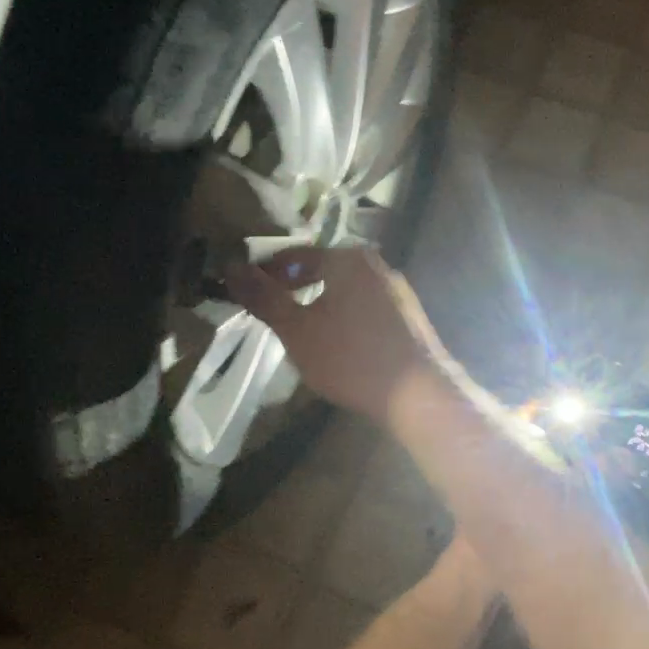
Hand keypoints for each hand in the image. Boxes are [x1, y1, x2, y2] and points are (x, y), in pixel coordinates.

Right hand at [225, 246, 447, 425]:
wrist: (419, 394)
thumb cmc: (351, 357)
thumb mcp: (297, 329)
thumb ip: (264, 297)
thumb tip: (230, 267)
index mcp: (349, 259)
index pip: (295, 255)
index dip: (267, 272)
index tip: (247, 292)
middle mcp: (377, 265)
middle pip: (324, 268)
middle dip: (295, 287)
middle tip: (271, 310)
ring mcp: (399, 291)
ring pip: (347, 289)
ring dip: (321, 303)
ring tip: (301, 329)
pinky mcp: (411, 317)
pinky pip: (367, 307)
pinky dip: (346, 317)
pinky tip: (339, 343)